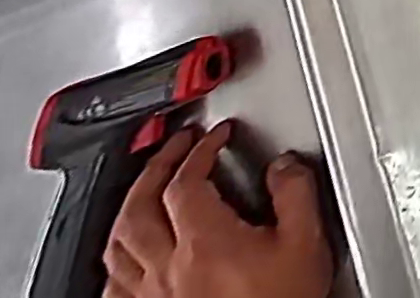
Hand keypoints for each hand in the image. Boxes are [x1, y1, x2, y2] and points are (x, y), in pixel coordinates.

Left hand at [104, 122, 332, 297]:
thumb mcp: (306, 237)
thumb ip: (295, 192)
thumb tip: (282, 165)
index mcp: (206, 244)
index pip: (187, 184)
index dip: (201, 151)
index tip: (217, 137)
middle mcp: (168, 271)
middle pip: (138, 210)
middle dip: (156, 168)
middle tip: (176, 146)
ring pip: (115, 247)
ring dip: (129, 206)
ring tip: (149, 185)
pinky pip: (113, 286)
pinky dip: (117, 256)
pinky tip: (129, 250)